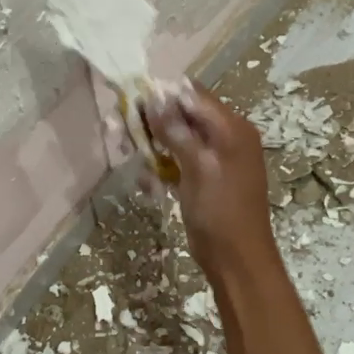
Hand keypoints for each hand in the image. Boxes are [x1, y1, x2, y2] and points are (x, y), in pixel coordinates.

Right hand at [141, 79, 276, 269]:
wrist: (236, 258)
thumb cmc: (220, 211)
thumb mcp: (198, 167)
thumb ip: (177, 132)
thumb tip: (154, 99)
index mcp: (231, 129)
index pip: (192, 97)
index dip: (161, 96)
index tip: (128, 101)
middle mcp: (224, 138)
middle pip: (181, 116)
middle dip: (149, 121)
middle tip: (117, 130)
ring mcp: (212, 159)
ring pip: (174, 139)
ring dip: (149, 144)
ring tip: (125, 153)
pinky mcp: (201, 178)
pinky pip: (176, 161)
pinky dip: (159, 167)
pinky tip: (147, 182)